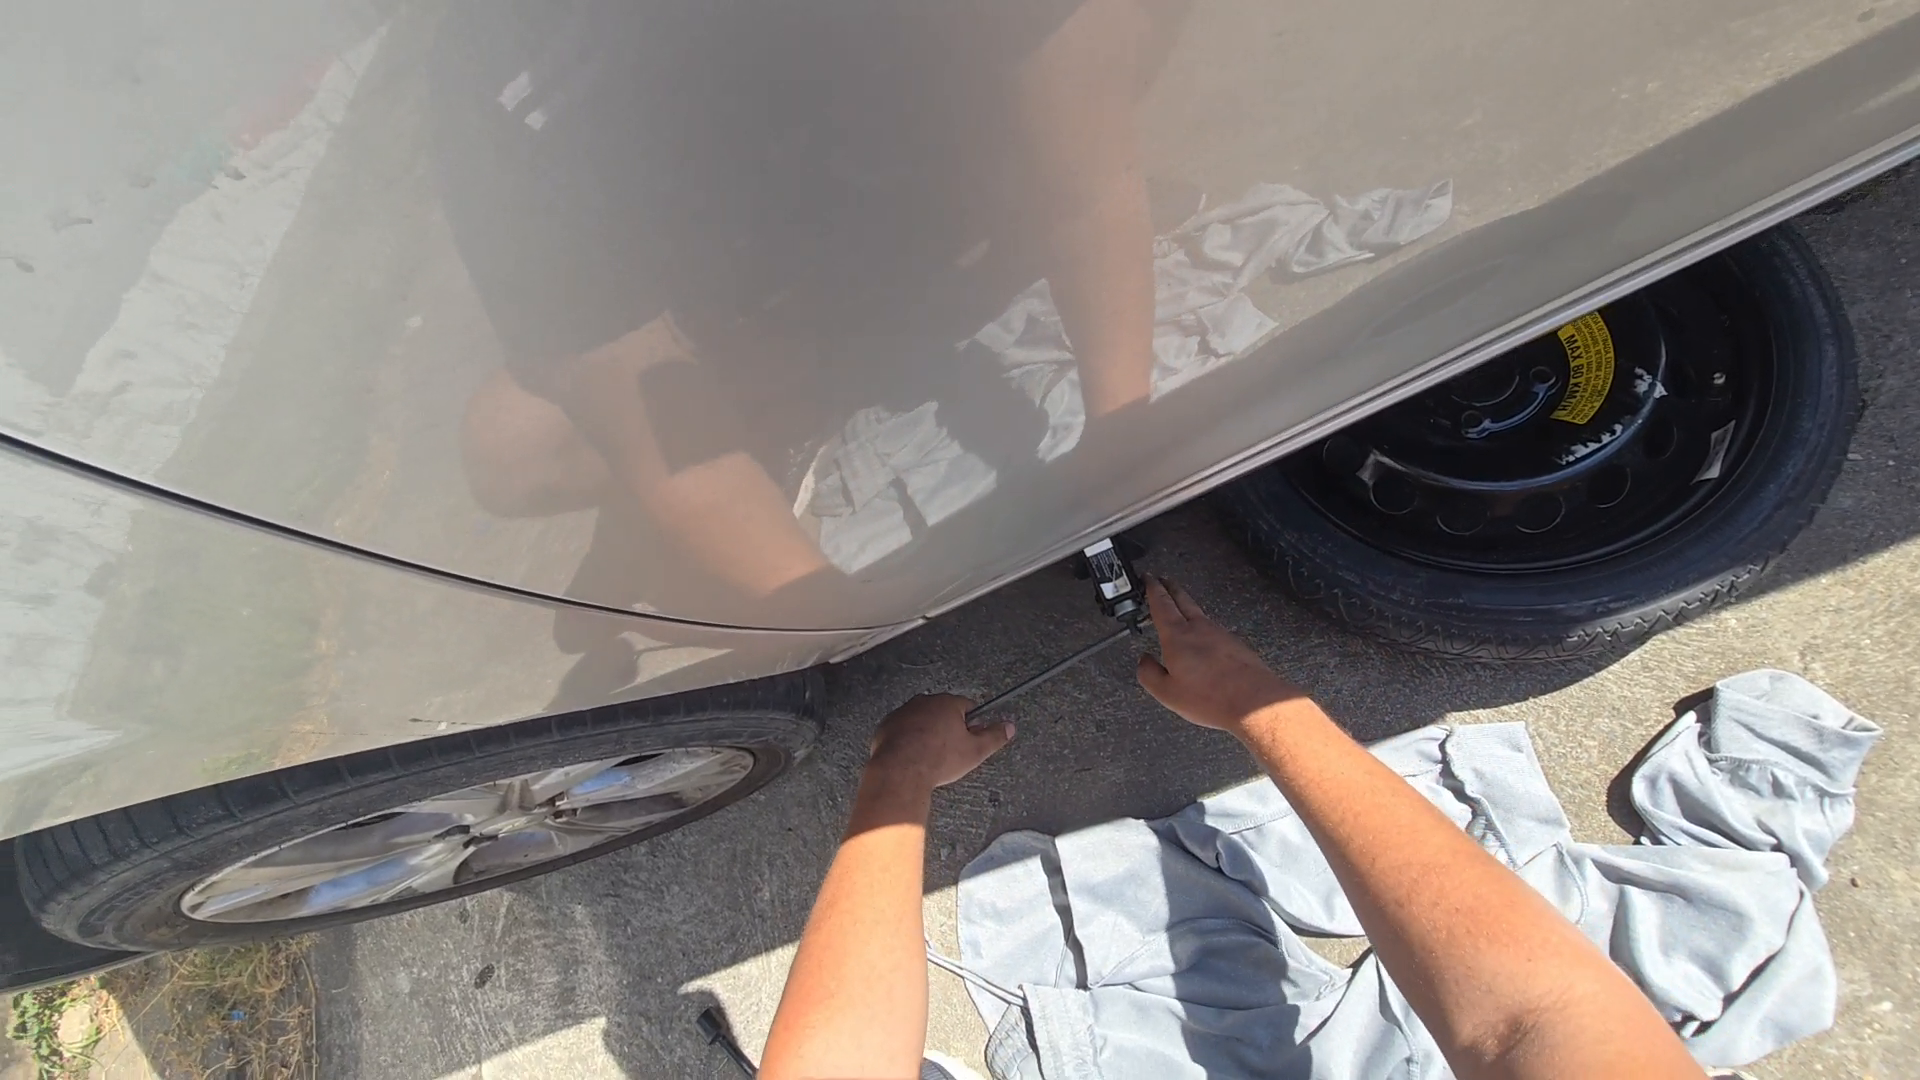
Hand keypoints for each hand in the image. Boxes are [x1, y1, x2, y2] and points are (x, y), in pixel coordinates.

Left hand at [866, 694, 1014, 790]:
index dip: (972, 725)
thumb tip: (1009, 727)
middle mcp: (924, 702)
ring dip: (927, 733)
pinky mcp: (887, 725)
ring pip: (921, 720)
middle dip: (949, 728)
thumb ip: (994, 737)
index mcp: (947, 703)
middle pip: (944, 712)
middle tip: (951, 752)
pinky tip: (913, 756)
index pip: (968, 707)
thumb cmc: (936, 760)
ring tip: (930, 756)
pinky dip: (908, 739)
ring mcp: (903, 712)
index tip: (970, 738)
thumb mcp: (975, 752)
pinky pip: (902, 729)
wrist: (900, 771)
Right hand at [1136, 577, 1305, 731]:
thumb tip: (1144, 661)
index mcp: (1177, 636)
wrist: (1255, 701)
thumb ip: (1149, 674)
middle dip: (1170, 587)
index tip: (1148, 579)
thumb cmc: (1212, 697)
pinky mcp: (1236, 644)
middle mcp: (1199, 629)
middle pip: (1183, 599)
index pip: (1162, 604)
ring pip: (1199, 613)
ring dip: (1187, 605)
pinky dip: (1203, 627)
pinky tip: (1203, 638)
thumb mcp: (1167, 693)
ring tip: (1179, 608)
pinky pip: (1214, 629)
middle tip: (1162, 580)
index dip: (1152, 588)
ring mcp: (1220, 634)